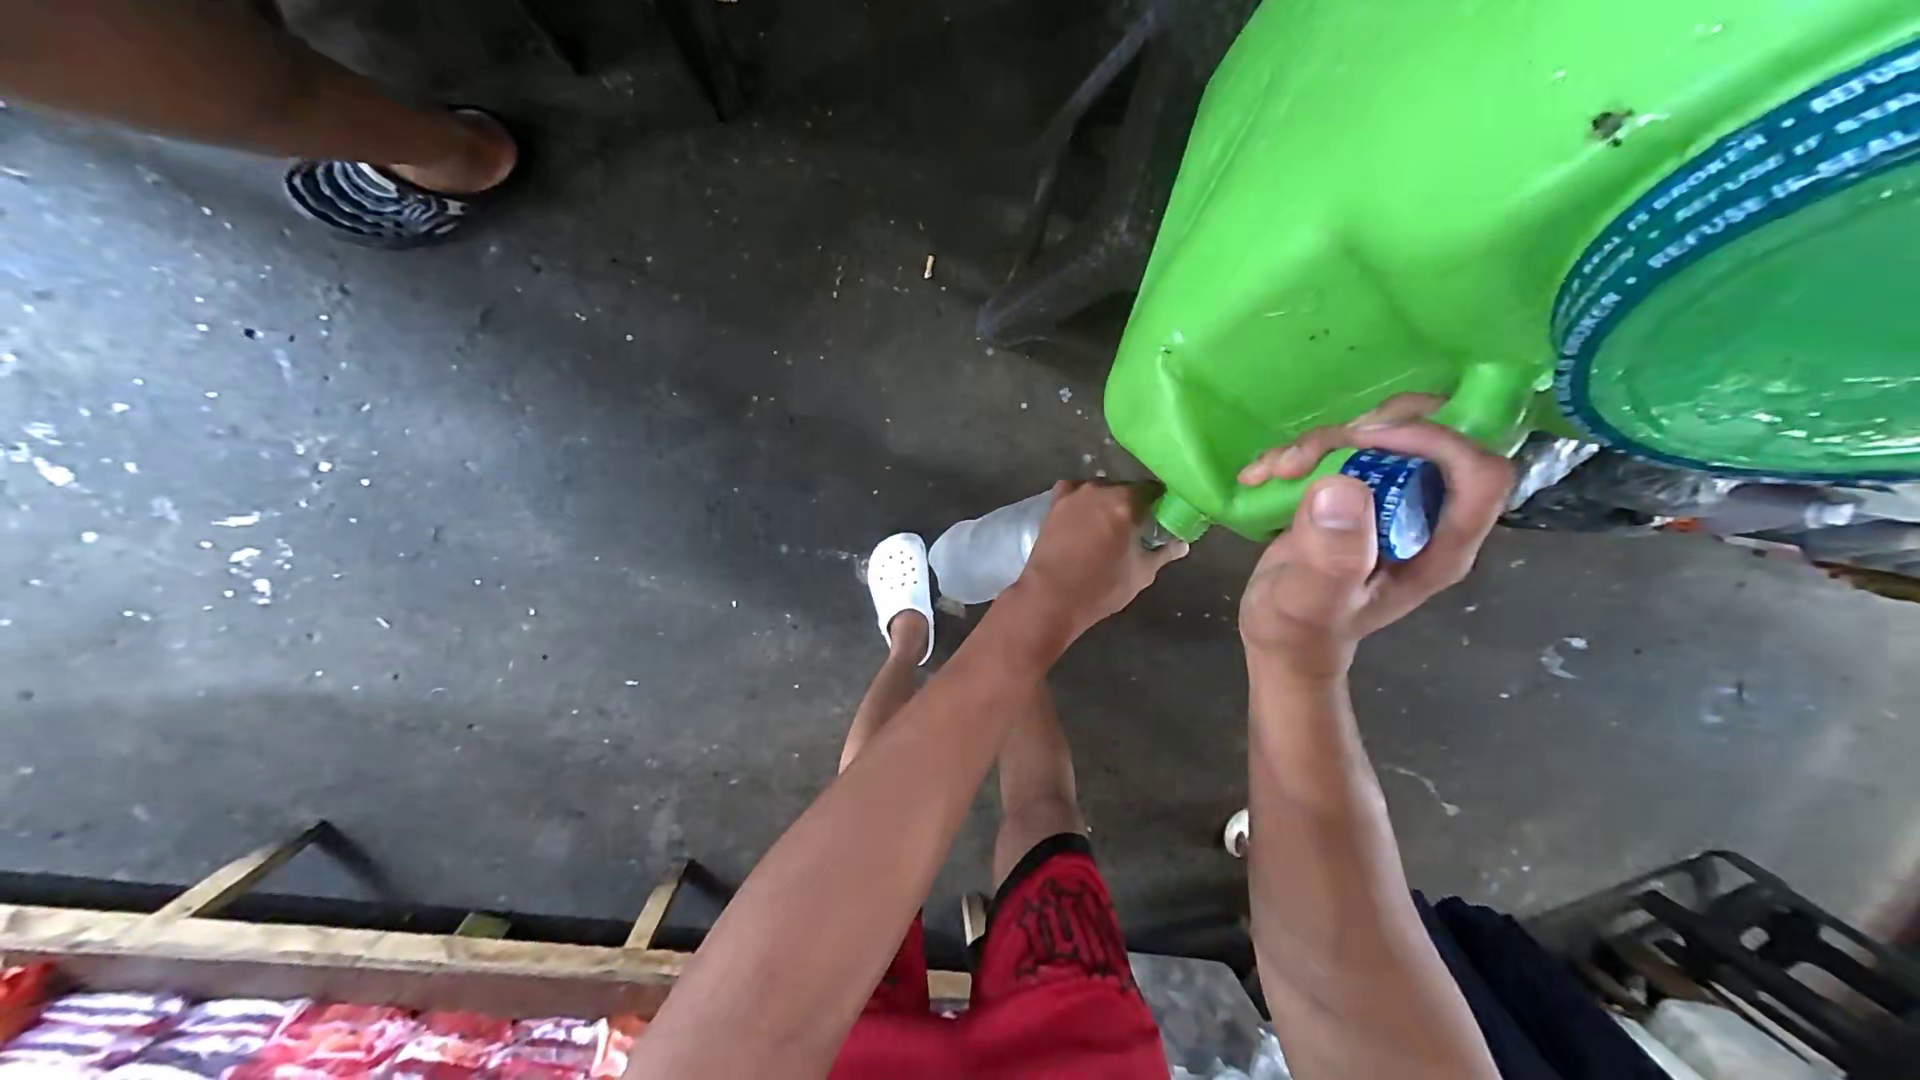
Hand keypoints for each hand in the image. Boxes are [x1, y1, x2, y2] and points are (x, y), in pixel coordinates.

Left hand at [1008, 481, 1188, 642]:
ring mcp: (1074, 494)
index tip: (1161, 518)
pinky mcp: (1053, 504)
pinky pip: (1074, 492)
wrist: (1050, 597)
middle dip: (1133, 505)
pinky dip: (1081, 501)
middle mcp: (1100, 490)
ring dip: (1106, 503)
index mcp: (1126, 503)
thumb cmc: (1100, 588)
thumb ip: (1163, 554)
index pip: (1153, 490)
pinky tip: (1083, 517)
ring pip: (1099, 490)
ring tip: (1106, 526)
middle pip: (1125, 489)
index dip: (1160, 504)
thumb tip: (1181, 544)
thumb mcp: (1141, 574)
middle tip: (1134, 527)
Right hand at [1237, 395, 1514, 678]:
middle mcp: (1425, 515)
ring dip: (1324, 442)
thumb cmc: (1299, 627)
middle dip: (1370, 431)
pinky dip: (1300, 451)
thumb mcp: (1309, 600)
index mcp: (1438, 546)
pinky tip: (1262, 475)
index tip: (1364, 444)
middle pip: (1432, 438)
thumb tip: (1342, 486)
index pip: (1477, 474)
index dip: (1434, 443)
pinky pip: (1344, 448)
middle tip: (1312, 454)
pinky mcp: (1356, 492)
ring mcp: (1390, 500)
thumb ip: (1331, 556)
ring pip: (1383, 434)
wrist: (1279, 634)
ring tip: (1277, 471)